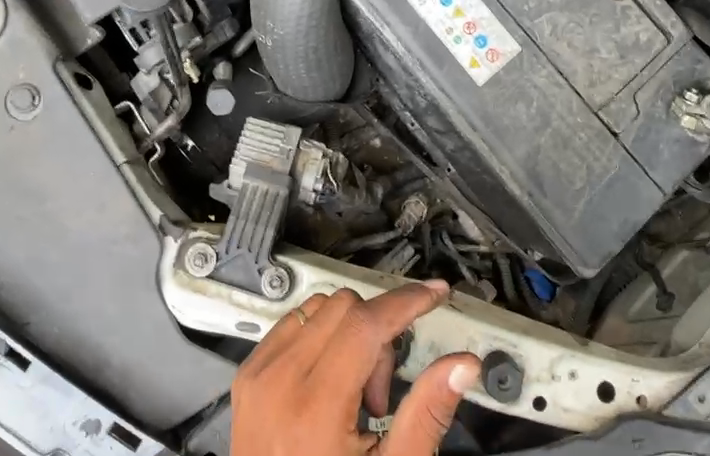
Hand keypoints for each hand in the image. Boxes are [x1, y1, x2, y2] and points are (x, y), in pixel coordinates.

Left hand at [231, 279, 480, 455]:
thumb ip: (427, 415)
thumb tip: (462, 367)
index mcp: (314, 408)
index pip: (365, 323)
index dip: (406, 302)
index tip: (434, 294)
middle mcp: (278, 382)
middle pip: (345, 307)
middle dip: (378, 336)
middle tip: (381, 396)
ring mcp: (257, 375)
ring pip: (319, 307)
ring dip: (348, 335)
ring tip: (354, 397)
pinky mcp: (248, 375)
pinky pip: (292, 323)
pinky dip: (321, 338)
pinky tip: (330, 384)